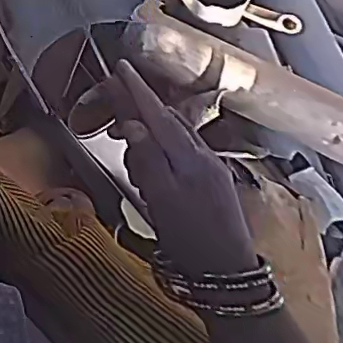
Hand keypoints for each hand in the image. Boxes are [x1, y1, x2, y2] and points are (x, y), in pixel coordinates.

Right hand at [106, 57, 257, 275]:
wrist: (229, 275)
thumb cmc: (190, 238)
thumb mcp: (160, 197)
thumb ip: (146, 157)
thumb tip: (132, 125)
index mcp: (189, 157)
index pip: (156, 113)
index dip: (136, 90)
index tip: (121, 67)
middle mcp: (202, 156)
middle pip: (166, 119)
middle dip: (139, 108)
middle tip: (114, 108)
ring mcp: (210, 168)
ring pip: (173, 134)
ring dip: (148, 131)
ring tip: (129, 148)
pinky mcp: (212, 181)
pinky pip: (181, 151)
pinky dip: (161, 148)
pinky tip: (151, 164)